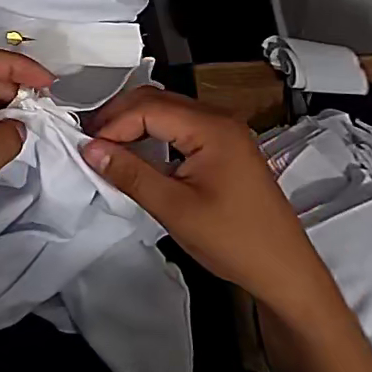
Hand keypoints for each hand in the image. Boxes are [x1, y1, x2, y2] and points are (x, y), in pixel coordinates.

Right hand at [82, 90, 329, 315]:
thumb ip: (130, 174)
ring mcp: (225, 130)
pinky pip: (181, 125)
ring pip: (168, 110)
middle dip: (119, 117)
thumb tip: (91, 149)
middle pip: (157, 100)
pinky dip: (154, 132)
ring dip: (135, 123)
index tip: (87, 148)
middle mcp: (219, 118)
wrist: (284, 270)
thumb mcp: (174, 208)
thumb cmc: (232, 240)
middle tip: (90, 142)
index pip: (148, 108)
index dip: (112, 124)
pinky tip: (138, 152)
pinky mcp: (225, 145)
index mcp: (211, 127)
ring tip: (107, 147)